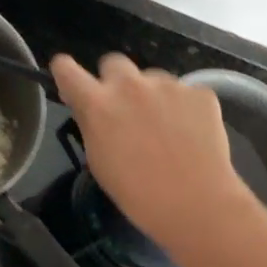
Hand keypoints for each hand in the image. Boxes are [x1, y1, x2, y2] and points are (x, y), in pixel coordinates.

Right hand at [50, 53, 256, 252]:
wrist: (195, 202)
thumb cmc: (135, 192)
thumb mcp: (98, 159)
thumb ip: (90, 124)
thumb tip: (89, 107)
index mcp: (97, 103)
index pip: (67, 69)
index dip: (65, 71)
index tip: (70, 80)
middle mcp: (130, 85)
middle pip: (113, 63)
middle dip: (114, 81)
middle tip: (123, 108)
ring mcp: (169, 85)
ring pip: (152, 78)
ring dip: (151, 95)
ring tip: (164, 128)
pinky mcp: (200, 92)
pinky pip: (185, 92)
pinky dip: (183, 107)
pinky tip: (189, 133)